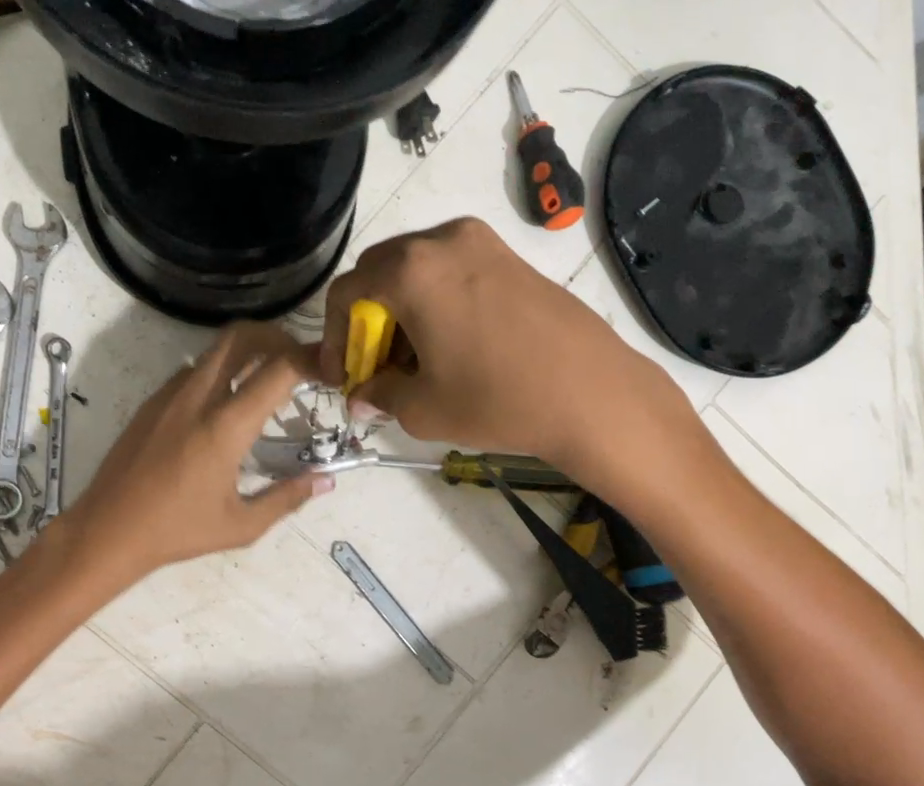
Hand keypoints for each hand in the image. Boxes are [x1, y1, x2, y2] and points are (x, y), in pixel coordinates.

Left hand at [55, 322, 331, 582]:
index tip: (330, 369)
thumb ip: (287, 498)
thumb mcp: (242, 526)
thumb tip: (325, 481)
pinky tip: (227, 409)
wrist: (107, 530)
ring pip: (216, 350)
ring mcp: (170, 395)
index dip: (312, 359)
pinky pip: (193, 371)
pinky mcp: (152, 403)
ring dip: (247, 354)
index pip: (278, 368)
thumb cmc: (177, 532)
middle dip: (278, 337)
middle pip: (242, 336)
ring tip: (267, 384)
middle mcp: (197, 397)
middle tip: (299, 360)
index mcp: (225, 427)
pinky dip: (221, 373)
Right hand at [318, 218, 694, 470]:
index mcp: (410, 270)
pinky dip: (434, 303)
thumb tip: (362, 394)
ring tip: (412, 363)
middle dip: (367, 322)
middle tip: (374, 368)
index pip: (345, 293)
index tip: (340, 375)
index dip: (332, 338)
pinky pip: (452, 271)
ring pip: (416, 270)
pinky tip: (448, 346)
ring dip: (400, 312)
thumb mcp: (422, 408)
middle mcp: (442, 240)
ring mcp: (482, 242)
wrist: (591, 392)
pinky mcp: (510, 256)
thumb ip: (379, 394)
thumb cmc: (496, 400)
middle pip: (379, 272)